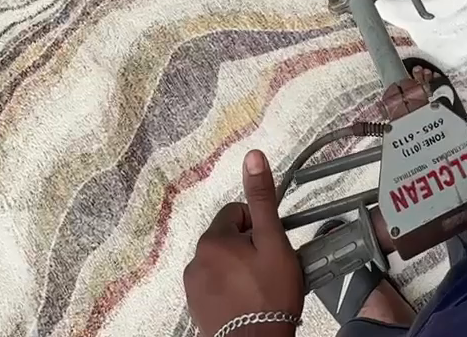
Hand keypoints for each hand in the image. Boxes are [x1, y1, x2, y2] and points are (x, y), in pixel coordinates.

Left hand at [182, 150, 303, 335]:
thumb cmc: (269, 297)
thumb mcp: (273, 241)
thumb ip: (261, 198)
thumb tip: (252, 156)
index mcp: (212, 240)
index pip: (236, 212)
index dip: (257, 226)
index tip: (269, 246)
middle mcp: (195, 260)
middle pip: (228, 237)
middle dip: (247, 247)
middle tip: (266, 269)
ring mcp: (193, 287)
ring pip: (222, 261)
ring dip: (238, 268)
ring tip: (257, 289)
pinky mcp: (196, 308)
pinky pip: (215, 284)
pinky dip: (229, 288)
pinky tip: (246, 302)